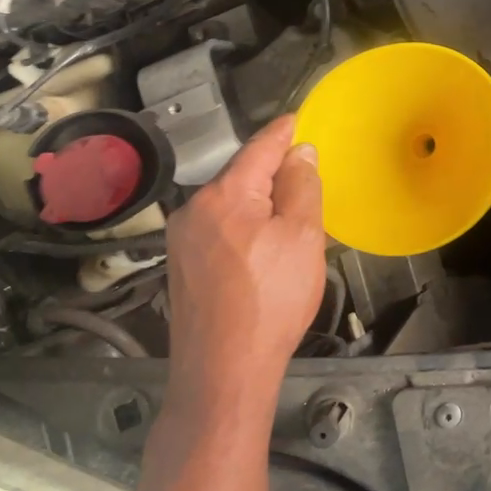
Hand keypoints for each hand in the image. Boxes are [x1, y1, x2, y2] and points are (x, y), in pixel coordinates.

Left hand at [162, 114, 323, 393]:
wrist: (223, 374)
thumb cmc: (272, 299)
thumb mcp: (302, 235)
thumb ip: (301, 185)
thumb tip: (298, 153)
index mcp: (222, 196)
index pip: (259, 148)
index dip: (283, 131)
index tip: (298, 117)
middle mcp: (192, 211)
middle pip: (241, 174)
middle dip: (274, 169)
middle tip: (308, 169)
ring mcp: (182, 242)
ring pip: (230, 203)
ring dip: (260, 199)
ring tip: (292, 208)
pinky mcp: (183, 268)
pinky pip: (221, 227)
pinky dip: (246, 222)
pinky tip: (265, 241)